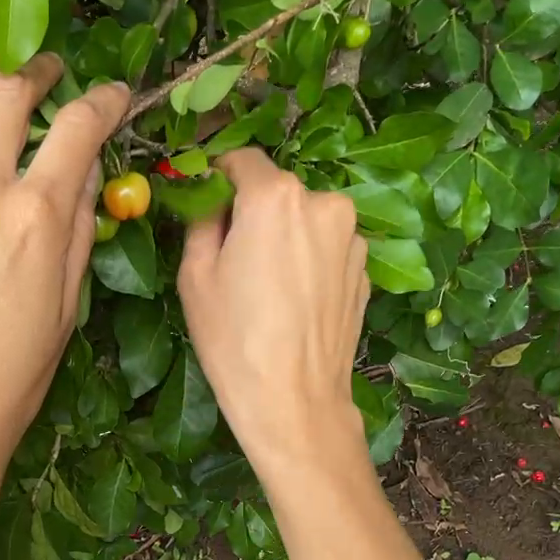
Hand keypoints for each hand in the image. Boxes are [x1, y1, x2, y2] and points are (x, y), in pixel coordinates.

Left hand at [0, 41, 129, 481]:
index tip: (108, 97)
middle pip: (8, 97)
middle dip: (36, 72)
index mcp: (34, 221)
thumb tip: (81, 169)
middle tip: (44, 73)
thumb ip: (75, 232)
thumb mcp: (64, 313)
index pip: (77, 129)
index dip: (101, 102)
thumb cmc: (8, 383)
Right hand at [177, 149, 370, 474]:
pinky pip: (326, 250)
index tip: (203, 199)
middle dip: (253, 214)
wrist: (293, 401)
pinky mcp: (365, 268)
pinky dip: (308, 262)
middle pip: (276, 193)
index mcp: (274, 196)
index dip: (217, 175)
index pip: (241, 159)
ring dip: (285, 239)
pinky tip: (293, 305)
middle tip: (232, 260)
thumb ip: (201, 222)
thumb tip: (209, 201)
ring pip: (305, 221)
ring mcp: (351, 236)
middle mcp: (323, 202)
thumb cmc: (233, 341)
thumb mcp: (194, 278)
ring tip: (266, 290)